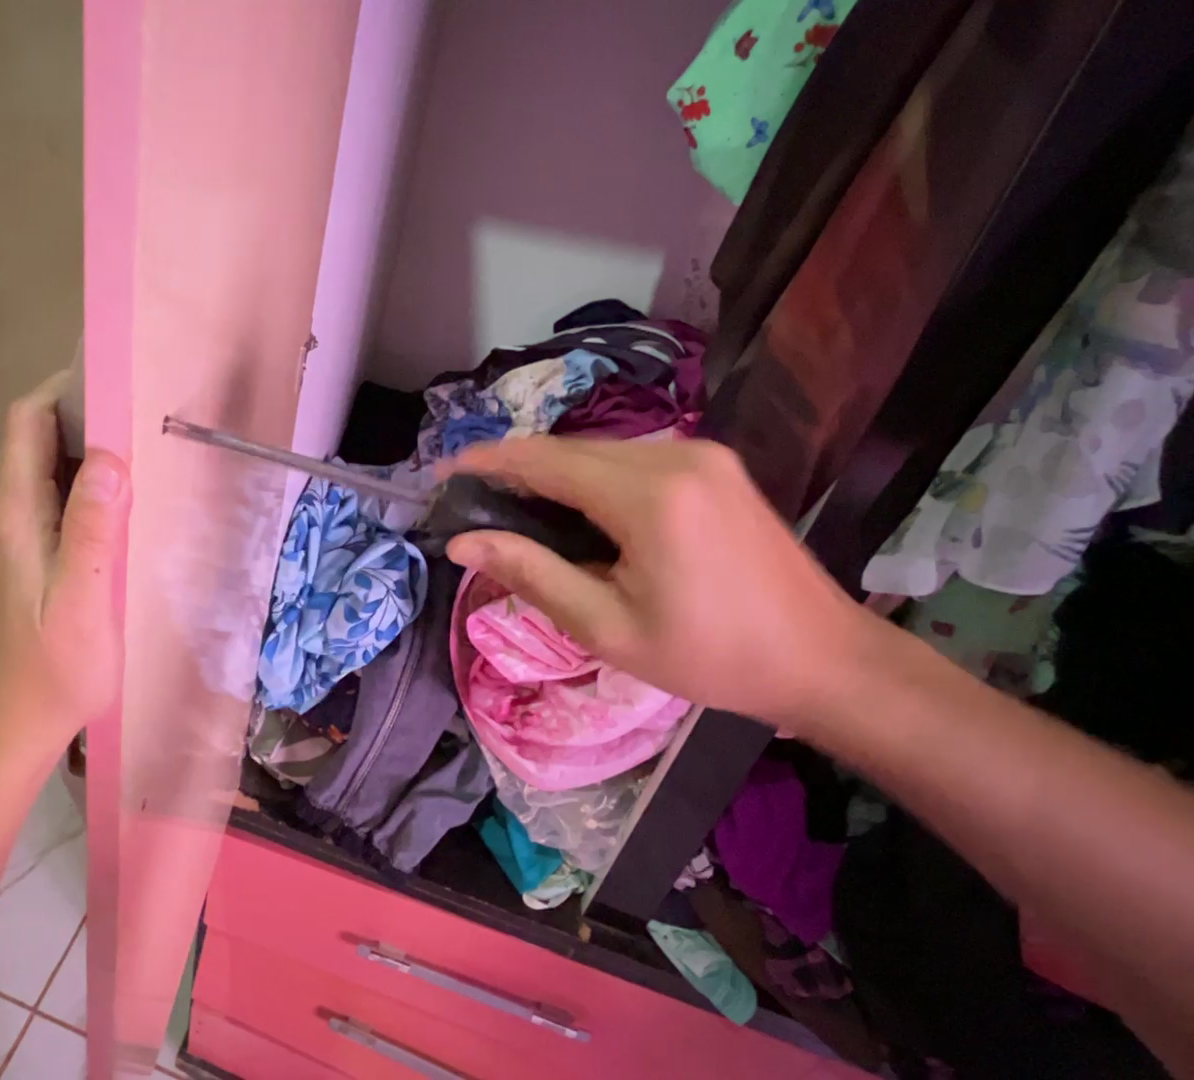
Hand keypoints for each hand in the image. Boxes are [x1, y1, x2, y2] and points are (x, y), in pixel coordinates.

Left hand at [0, 370, 128, 762]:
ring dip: (77, 452)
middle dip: (79, 417)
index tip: (118, 382)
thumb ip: (93, 528)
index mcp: (8, 514)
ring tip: (134, 457)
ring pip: (32, 465)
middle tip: (140, 420)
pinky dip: (68, 484)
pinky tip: (107, 506)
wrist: (14, 724)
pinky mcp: (1, 552)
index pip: (26, 421)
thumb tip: (112, 455)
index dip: (65, 389)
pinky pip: (33, 495)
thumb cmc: (56, 669)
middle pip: (27, 437)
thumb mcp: (85, 601)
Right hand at [443, 436, 877, 727]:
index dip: (486, 463)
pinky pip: (630, 460)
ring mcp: (702, 455)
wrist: (823, 658)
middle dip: (513, 468)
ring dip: (550, 473)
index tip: (440, 477)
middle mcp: (676, 456)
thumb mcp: (607, 627)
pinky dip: (588, 478)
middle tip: (469, 503)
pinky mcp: (715, 466)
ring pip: (599, 452)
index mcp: (649, 496)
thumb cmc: (711, 656)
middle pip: (569, 449)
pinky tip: (571, 510)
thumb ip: (532, 574)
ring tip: (511, 510)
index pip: (544, 460)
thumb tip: (464, 544)